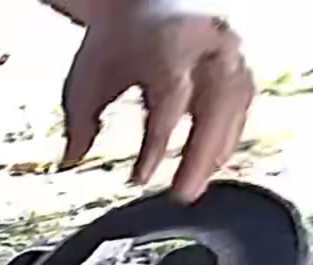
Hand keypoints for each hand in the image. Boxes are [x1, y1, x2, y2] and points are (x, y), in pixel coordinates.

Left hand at [60, 3, 253, 201]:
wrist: (139, 0)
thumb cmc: (107, 46)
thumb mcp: (83, 86)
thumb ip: (80, 126)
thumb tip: (71, 163)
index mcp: (170, 47)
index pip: (170, 104)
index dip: (156, 146)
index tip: (137, 181)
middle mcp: (212, 44)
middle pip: (218, 105)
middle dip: (200, 154)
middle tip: (182, 197)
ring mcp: (231, 47)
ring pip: (237, 103)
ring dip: (219, 148)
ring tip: (195, 188)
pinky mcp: (236, 57)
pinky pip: (240, 98)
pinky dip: (227, 131)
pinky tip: (211, 163)